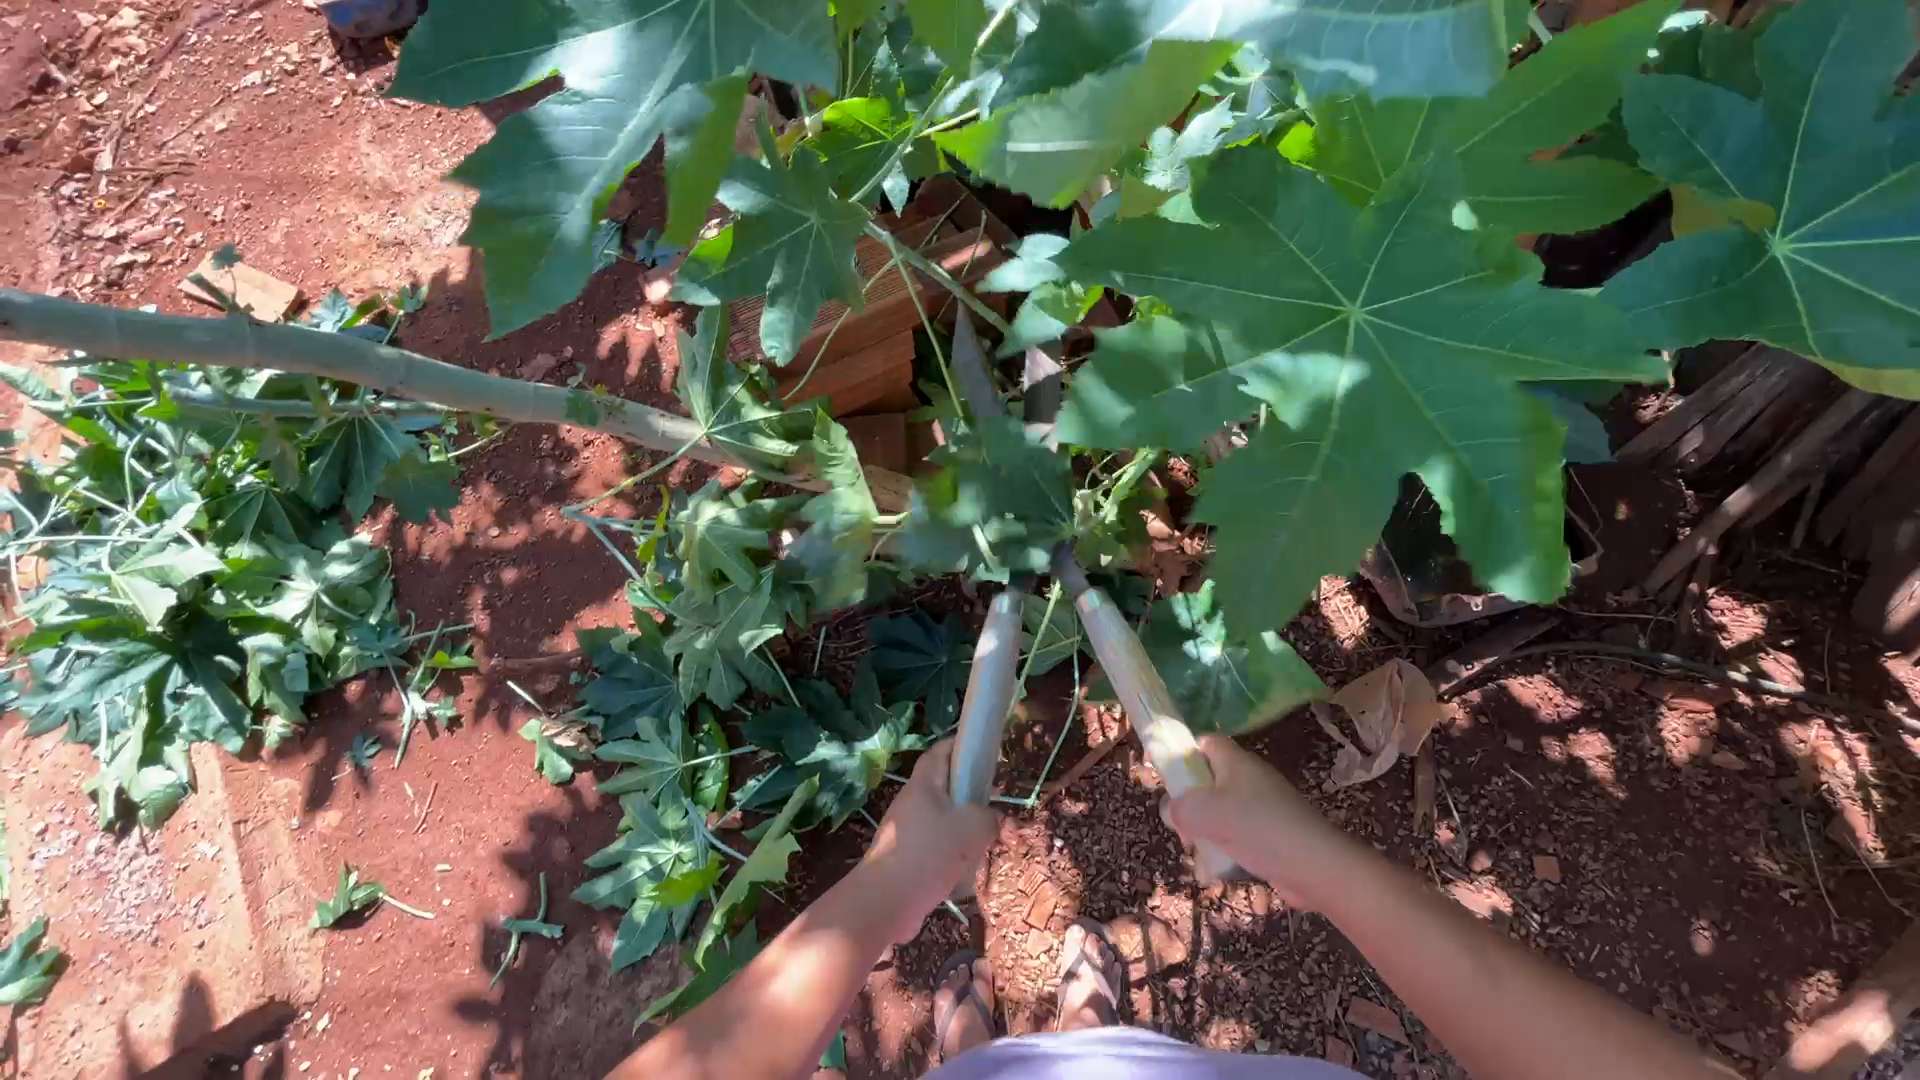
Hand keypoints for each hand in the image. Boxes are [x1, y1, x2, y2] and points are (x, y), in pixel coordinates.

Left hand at [861, 740, 996, 935]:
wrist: (887, 902)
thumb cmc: (930, 853)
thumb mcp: (972, 827)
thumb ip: (989, 817)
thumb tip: (992, 819)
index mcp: (923, 785)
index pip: (941, 752)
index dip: (962, 747)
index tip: (985, 755)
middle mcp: (911, 804)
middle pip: (945, 790)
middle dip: (970, 800)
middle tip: (993, 809)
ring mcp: (906, 833)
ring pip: (943, 824)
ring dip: (964, 835)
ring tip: (983, 847)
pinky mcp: (906, 860)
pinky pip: (936, 851)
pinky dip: (952, 860)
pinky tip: (964, 877)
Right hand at [1163, 735, 1356, 909]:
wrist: (1315, 867)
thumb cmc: (1258, 828)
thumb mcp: (1206, 812)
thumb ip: (1178, 806)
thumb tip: (1173, 812)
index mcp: (1235, 762)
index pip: (1204, 743)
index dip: (1182, 755)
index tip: (1167, 780)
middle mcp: (1248, 780)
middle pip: (1206, 784)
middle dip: (1188, 808)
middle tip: (1182, 829)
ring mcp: (1261, 810)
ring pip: (1218, 816)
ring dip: (1203, 837)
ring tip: (1199, 857)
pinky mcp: (1270, 837)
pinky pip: (1236, 839)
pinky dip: (1223, 854)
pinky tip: (1216, 874)